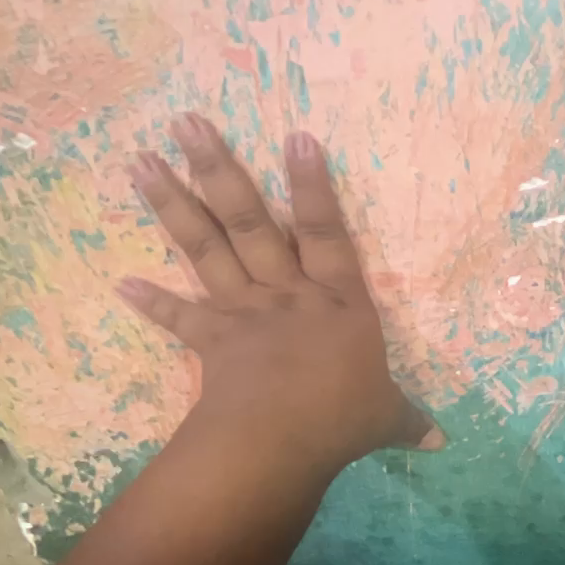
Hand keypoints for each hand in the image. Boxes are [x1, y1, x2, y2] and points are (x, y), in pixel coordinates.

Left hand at [122, 114, 442, 479]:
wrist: (281, 438)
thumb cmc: (343, 416)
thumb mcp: (388, 417)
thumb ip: (409, 421)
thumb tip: (440, 443)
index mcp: (340, 303)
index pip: (327, 234)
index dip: (313, 187)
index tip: (295, 136)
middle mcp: (290, 295)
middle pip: (252, 223)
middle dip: (220, 170)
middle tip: (186, 122)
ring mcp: (246, 314)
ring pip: (209, 251)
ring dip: (175, 206)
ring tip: (141, 161)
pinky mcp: (215, 343)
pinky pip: (181, 320)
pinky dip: (155, 305)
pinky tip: (123, 284)